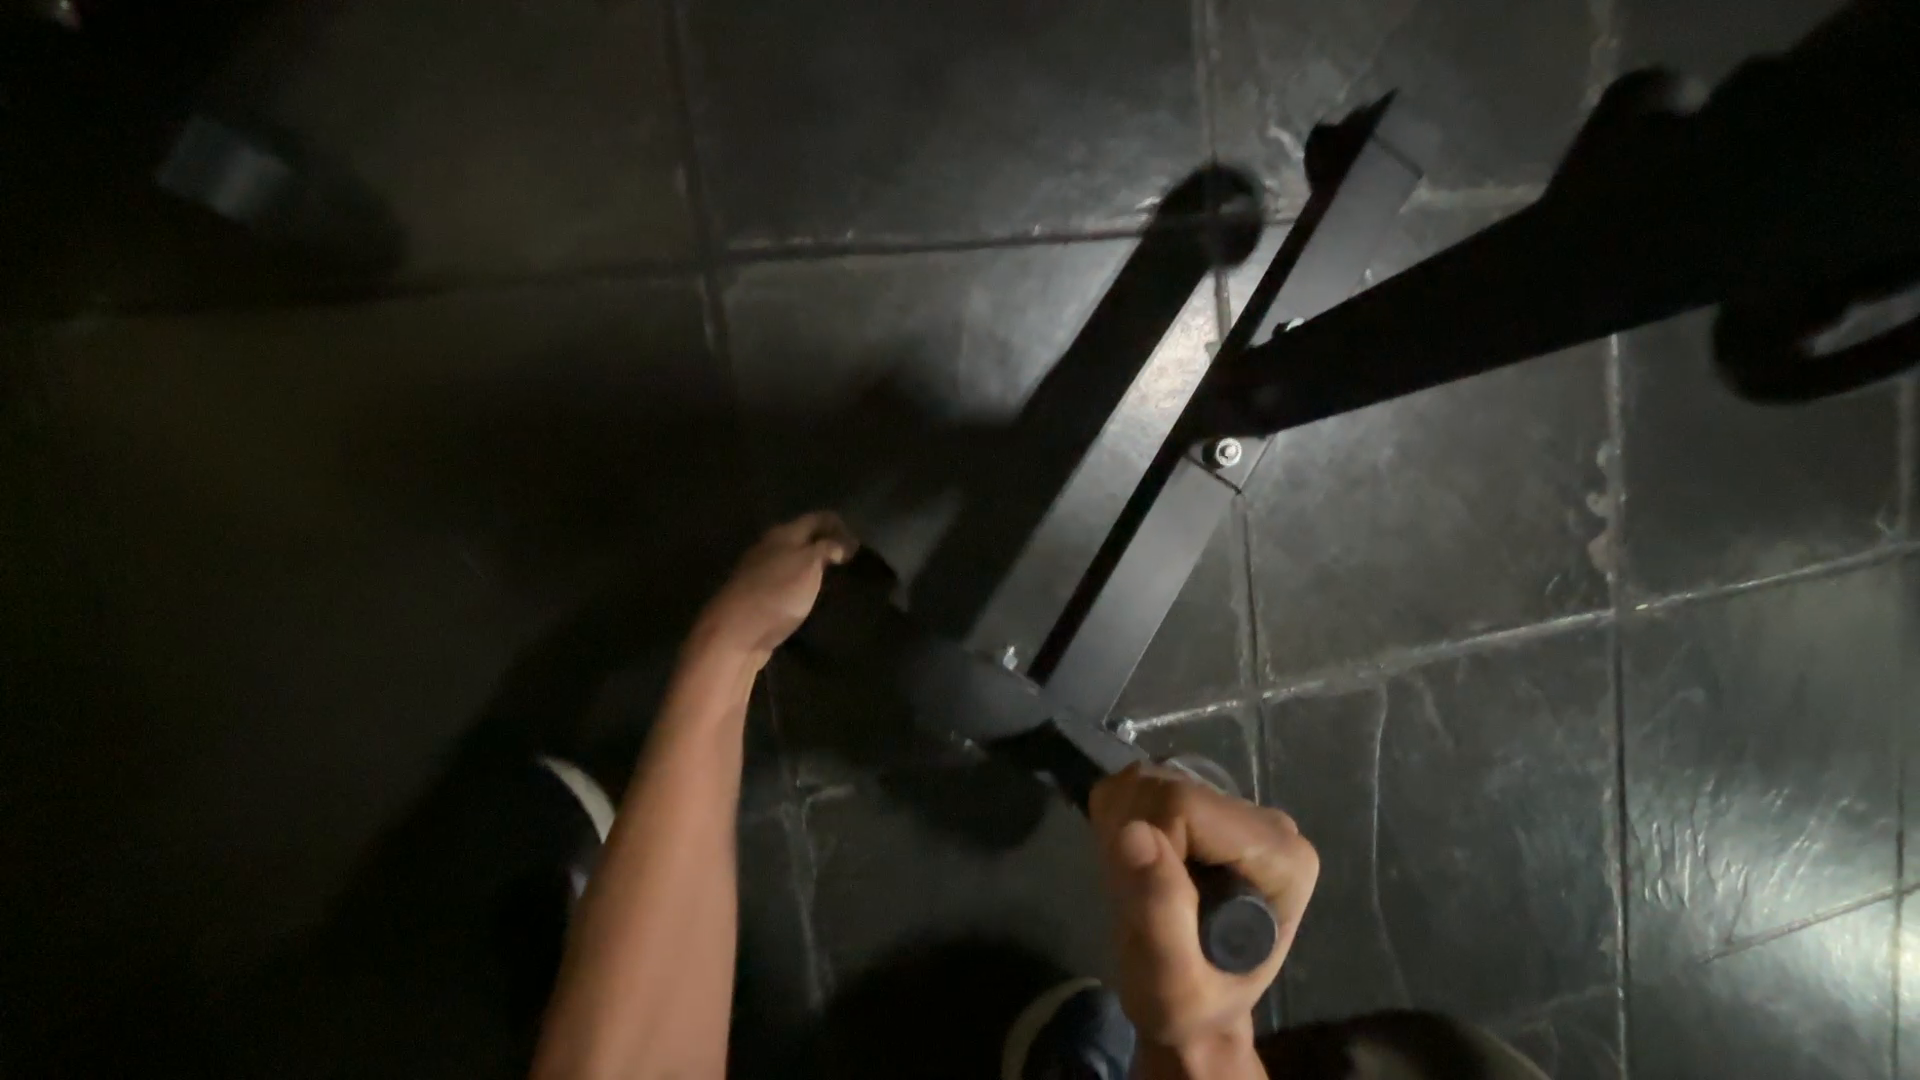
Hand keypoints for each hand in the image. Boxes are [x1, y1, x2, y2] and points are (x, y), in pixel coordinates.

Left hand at [692, 512, 857, 663]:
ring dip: (813, 564)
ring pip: (793, 559)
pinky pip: (785, 581)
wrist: (735, 632)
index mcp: (782, 534)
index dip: (839, 525)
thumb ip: (826, 548)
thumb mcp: (808, 565)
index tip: (859, 544)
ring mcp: (760, 572)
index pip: (817, 518)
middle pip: (803, 537)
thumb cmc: (776, 593)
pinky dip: (801, 582)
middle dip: (826, 543)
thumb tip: (840, 544)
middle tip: (850, 559)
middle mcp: (769, 547)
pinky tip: (810, 595)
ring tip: (834, 578)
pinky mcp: (757, 596)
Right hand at [1089, 765, 1317, 1075]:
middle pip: (1166, 786)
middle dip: (1129, 835)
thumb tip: (1132, 831)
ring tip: (1137, 884)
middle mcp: (1269, 823)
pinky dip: (1120, 818)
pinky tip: (1136, 862)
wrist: (1193, 1008)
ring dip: (1121, 828)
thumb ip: (1158, 912)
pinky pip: (1142, 783)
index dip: (1148, 845)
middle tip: (1133, 895)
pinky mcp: (1207, 803)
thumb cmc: (1189, 1005)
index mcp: (1281, 857)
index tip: (1142, 897)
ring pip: (1149, 780)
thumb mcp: (1171, 985)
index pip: (1183, 806)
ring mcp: (1238, 809)